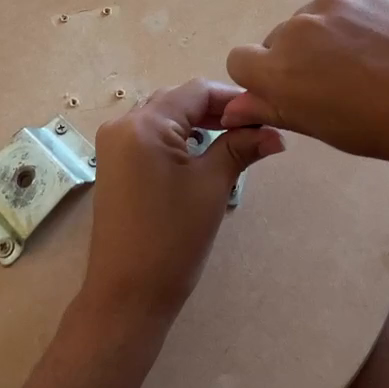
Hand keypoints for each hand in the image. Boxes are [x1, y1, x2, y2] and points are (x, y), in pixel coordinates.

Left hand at [82, 79, 285, 321]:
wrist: (127, 295)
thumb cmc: (172, 239)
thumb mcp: (211, 187)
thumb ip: (240, 149)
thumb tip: (275, 133)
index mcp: (145, 124)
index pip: (196, 91)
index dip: (232, 98)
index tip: (264, 111)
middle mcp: (123, 124)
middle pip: (177, 99)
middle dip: (216, 109)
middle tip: (253, 126)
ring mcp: (113, 144)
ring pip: (163, 115)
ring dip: (196, 122)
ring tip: (233, 137)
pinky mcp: (113, 163)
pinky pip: (149, 134)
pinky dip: (177, 136)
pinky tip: (201, 151)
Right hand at [223, 0, 388, 163]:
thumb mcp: (328, 130)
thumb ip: (276, 110)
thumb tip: (236, 107)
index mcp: (281, 72)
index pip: (239, 62)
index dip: (260, 81)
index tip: (291, 96)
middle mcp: (294, 30)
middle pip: (273, 41)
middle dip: (292, 62)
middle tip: (334, 87)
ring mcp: (326, 5)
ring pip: (304, 24)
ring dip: (319, 43)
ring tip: (364, 66)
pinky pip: (334, 10)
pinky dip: (346, 26)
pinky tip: (381, 47)